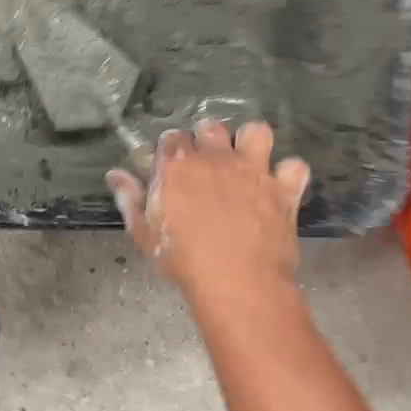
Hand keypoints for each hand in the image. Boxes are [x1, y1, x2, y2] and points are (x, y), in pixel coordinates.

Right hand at [105, 121, 310, 309]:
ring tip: (247, 161)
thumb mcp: (144, 232)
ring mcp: (253, 170)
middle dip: (209, 139)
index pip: (172, 136)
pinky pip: (296, 166)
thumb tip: (115, 174)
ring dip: (251, 142)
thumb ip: (129, 198)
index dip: (172, 150)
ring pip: (257, 131)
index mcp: (177, 164)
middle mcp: (215, 157)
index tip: (173, 166)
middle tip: (208, 163)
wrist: (238, 283)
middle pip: (211, 127)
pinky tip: (281, 186)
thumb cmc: (183, 259)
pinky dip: (290, 174)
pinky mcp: (283, 189)